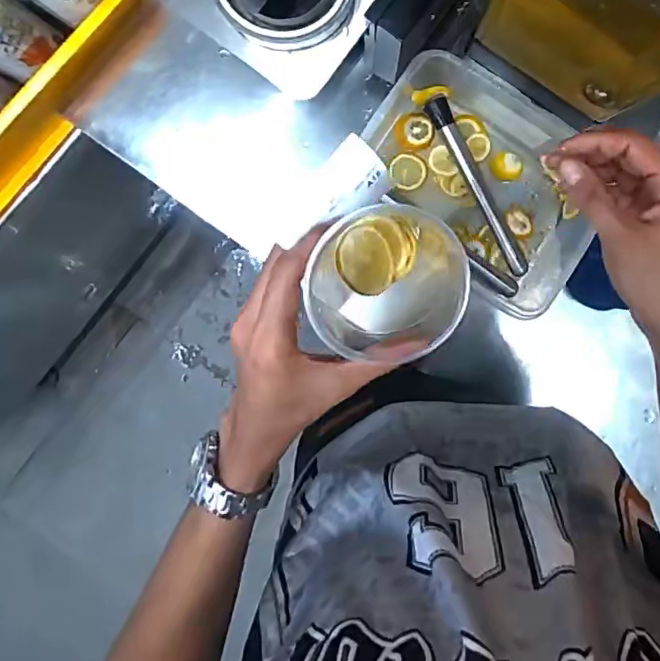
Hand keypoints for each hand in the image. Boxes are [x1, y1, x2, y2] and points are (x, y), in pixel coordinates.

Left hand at [218, 227, 396, 491]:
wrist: (251, 433)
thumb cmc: (291, 412)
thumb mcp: (335, 389)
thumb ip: (375, 365)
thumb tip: (417, 344)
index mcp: (269, 334)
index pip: (284, 274)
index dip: (306, 245)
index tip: (332, 227)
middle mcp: (250, 319)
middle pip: (273, 264)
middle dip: (303, 242)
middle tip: (338, 232)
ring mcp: (242, 318)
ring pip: (265, 270)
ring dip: (293, 253)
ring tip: (327, 244)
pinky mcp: (244, 321)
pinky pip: (263, 282)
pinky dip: (285, 268)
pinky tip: (309, 268)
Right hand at [546, 128, 659, 343]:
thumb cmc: (655, 281)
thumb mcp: (618, 235)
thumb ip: (590, 195)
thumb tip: (562, 162)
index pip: (632, 145)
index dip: (593, 142)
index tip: (558, 150)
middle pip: (629, 156)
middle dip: (590, 155)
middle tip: (551, 161)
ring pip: (624, 173)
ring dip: (592, 171)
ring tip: (557, 172)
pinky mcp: (653, 216)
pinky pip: (624, 193)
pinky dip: (600, 189)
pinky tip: (575, 188)